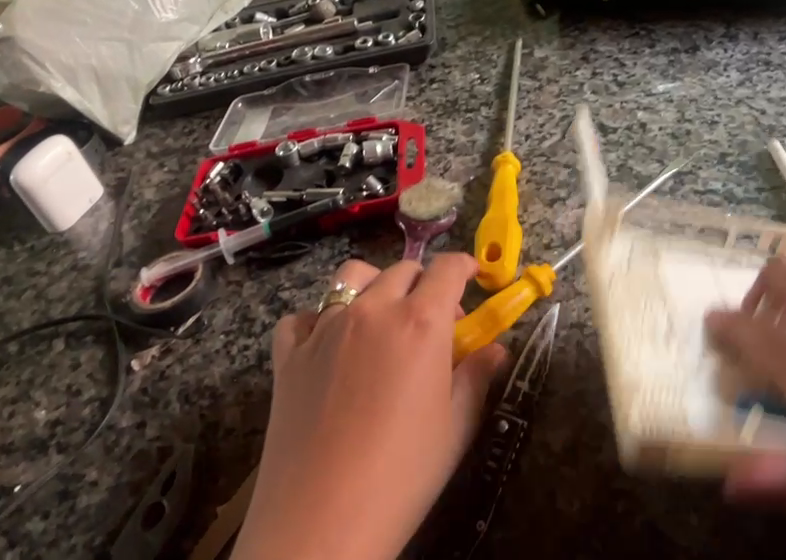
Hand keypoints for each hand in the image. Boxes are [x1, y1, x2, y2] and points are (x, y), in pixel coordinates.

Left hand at [232, 254, 508, 559]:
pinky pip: (304, 316)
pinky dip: (318, 319)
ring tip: (381, 319)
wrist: (321, 519)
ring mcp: (324, 327)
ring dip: (373, 286)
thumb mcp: (455, 428)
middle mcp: (372, 310)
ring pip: (350, 277)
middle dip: (424, 284)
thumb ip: (476, 377)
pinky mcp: (289, 352)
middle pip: (403, 270)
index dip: (465, 267)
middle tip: (434, 322)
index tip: (473, 277)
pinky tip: (328, 346)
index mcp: (420, 322)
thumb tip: (496, 348)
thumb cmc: (402, 476)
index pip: (448, 269)